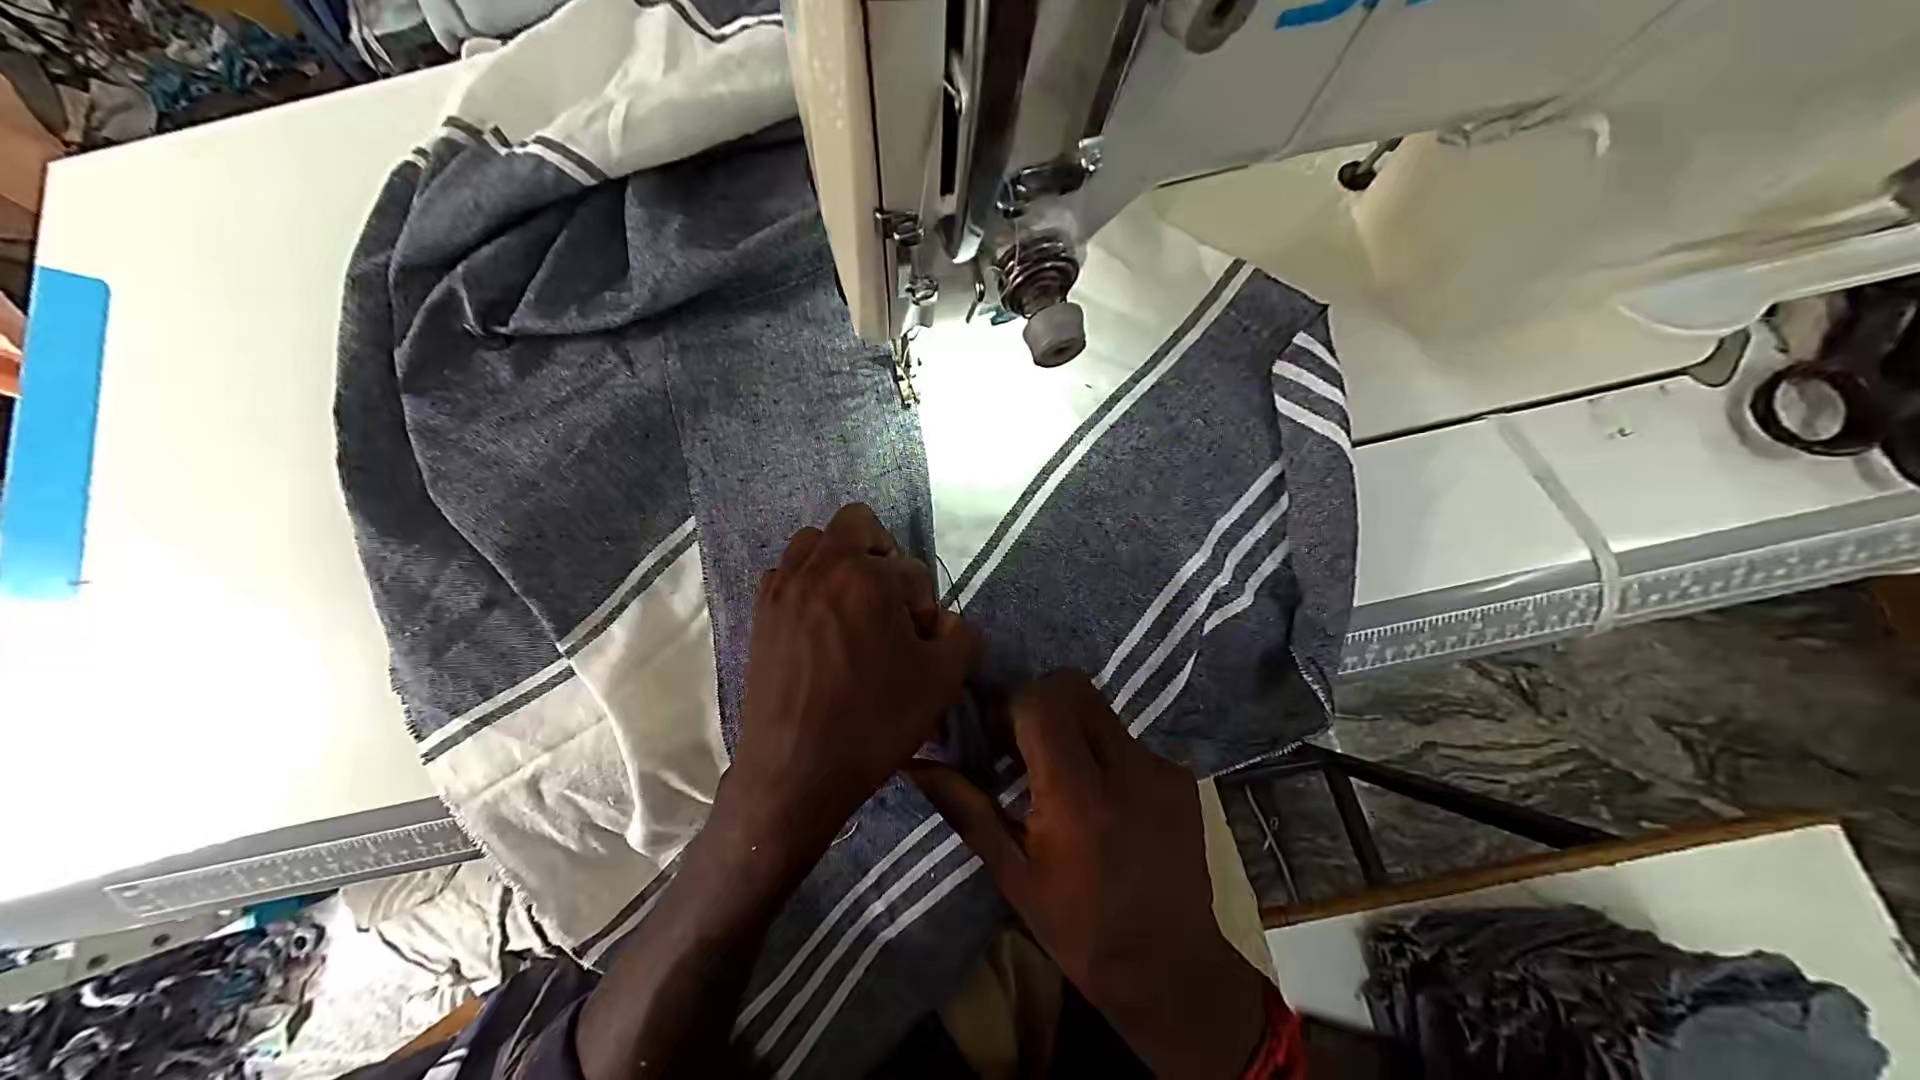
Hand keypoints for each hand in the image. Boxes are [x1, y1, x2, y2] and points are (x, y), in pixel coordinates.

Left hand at [729, 503, 977, 850]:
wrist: (796, 771)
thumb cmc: (873, 722)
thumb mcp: (941, 682)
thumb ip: (961, 638)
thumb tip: (947, 624)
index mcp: (868, 578)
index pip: (912, 570)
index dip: (925, 604)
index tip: (920, 640)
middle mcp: (821, 569)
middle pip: (857, 523)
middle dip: (883, 551)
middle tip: (891, 596)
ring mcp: (783, 588)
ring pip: (814, 540)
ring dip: (841, 559)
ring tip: (854, 602)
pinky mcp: (760, 613)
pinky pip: (785, 572)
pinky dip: (806, 581)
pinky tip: (820, 620)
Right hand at [910, 671, 1268, 1078]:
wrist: (1170, 969)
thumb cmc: (1080, 929)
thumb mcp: (1013, 873)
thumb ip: (965, 807)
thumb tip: (915, 765)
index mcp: (1078, 796)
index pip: (1040, 703)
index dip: (1006, 705)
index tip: (989, 735)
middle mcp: (1126, 767)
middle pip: (1072, 688)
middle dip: (1035, 701)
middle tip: (1015, 743)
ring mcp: (1160, 768)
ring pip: (1099, 709)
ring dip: (1066, 724)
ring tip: (1053, 773)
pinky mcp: (1179, 776)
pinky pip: (1125, 738)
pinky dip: (1098, 749)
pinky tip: (1095, 795)